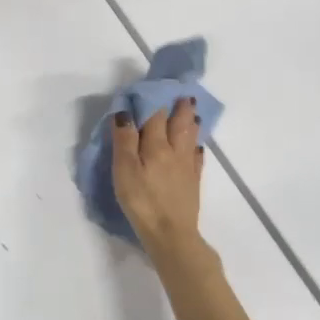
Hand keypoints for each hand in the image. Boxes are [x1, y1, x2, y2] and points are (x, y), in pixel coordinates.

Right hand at [111, 97, 204, 255]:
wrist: (170, 233)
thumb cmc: (141, 199)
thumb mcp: (124, 168)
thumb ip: (124, 140)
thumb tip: (125, 113)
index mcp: (156, 146)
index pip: (155, 117)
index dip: (154, 101)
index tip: (155, 87)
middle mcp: (175, 152)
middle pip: (178, 125)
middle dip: (179, 109)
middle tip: (184, 95)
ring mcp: (187, 168)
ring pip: (190, 139)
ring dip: (190, 124)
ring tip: (192, 113)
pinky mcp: (192, 183)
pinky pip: (196, 158)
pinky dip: (196, 147)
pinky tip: (196, 147)